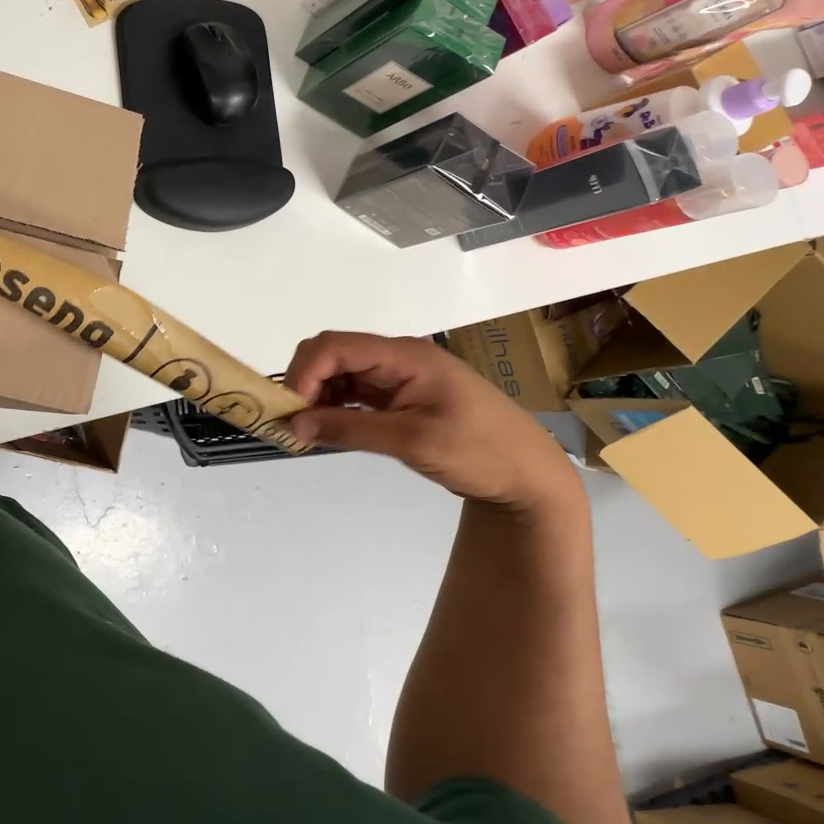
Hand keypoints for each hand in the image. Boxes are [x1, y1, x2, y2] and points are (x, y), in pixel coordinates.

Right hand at [284, 331, 581, 511]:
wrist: (530, 477)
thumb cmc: (481, 453)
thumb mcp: (413, 443)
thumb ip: (349, 430)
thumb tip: (293, 424)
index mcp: (406, 356)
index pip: (335, 346)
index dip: (304, 371)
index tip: (293, 410)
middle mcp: (397, 358)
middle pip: (331, 354)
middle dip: (304, 382)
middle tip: (295, 420)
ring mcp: (397, 376)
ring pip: (337, 372)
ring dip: (315, 396)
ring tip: (309, 429)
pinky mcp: (397, 395)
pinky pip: (351, 390)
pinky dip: (331, 406)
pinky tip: (328, 427)